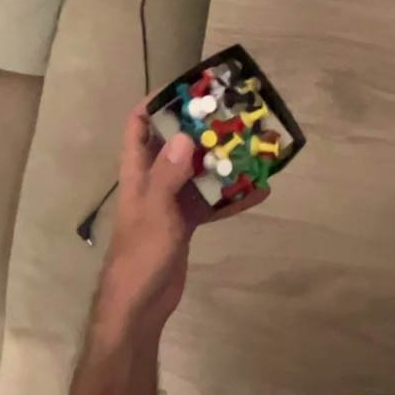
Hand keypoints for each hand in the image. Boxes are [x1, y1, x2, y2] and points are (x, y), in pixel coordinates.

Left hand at [96, 99, 267, 330]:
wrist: (139, 306)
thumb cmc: (140, 254)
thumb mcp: (154, 211)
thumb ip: (168, 175)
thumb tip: (185, 136)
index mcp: (137, 170)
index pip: (138, 124)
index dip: (156, 102)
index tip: (186, 88)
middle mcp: (153, 179)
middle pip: (174, 142)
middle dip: (200, 127)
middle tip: (231, 114)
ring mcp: (170, 201)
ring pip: (196, 170)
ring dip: (220, 160)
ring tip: (250, 147)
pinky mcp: (185, 222)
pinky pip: (210, 201)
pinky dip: (230, 197)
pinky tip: (257, 193)